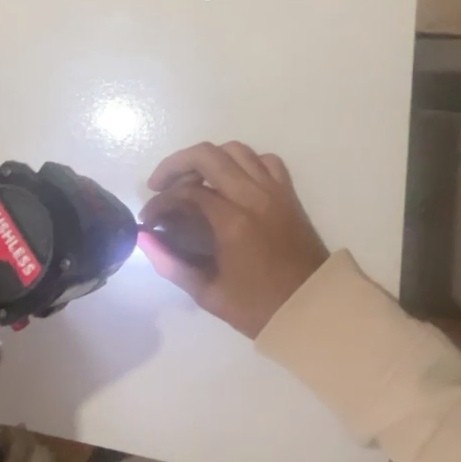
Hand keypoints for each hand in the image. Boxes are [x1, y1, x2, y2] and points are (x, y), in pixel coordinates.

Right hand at [138, 142, 329, 338]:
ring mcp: (274, 191)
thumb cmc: (261, 307)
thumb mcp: (210, 294)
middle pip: (207, 156)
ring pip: (236, 150)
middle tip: (160, 185)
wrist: (316, 311)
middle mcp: (253, 196)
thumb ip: (172, 265)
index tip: (150, 220)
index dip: (161, 203)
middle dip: (176, 165)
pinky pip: (265, 161)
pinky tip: (233, 181)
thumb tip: (145, 240)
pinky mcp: (289, 194)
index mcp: (233, 221)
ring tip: (193, 179)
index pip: (186, 193)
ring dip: (208, 159)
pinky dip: (244, 162)